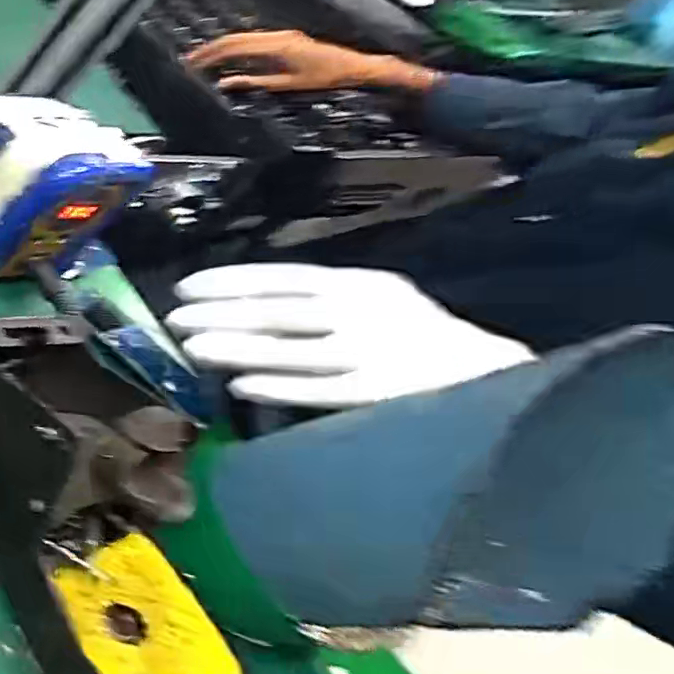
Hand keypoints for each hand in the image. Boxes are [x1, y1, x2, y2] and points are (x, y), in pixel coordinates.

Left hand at [166, 264, 534, 408]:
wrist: (500, 379)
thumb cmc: (407, 341)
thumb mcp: (366, 307)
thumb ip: (310, 305)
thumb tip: (227, 309)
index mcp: (361, 286)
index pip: (282, 279)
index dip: (228, 282)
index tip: (183, 289)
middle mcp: (369, 312)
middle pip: (277, 312)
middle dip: (219, 315)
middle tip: (173, 320)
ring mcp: (380, 352)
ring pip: (291, 348)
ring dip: (236, 348)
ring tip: (191, 349)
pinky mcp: (389, 393)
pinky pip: (322, 389)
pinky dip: (279, 386)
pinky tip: (239, 386)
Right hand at [184, 30, 437, 93]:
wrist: (355, 67)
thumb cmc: (326, 76)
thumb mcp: (285, 84)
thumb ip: (252, 82)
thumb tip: (225, 83)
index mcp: (276, 47)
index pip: (233, 47)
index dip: (210, 55)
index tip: (192, 64)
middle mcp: (278, 37)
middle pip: (234, 39)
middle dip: (209, 49)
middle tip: (188, 60)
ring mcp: (281, 37)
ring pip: (242, 38)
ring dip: (219, 48)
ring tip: (201, 58)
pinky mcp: (284, 40)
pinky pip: (252, 41)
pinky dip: (234, 48)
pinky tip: (225, 56)